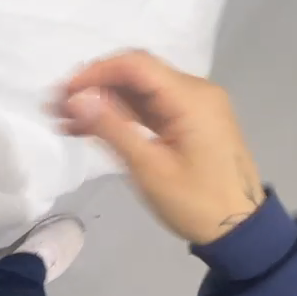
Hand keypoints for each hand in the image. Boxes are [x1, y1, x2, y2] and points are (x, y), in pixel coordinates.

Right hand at [59, 51, 265, 244]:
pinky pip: (152, 110)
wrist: (240, 230)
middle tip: (56, 109)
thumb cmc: (196, 203)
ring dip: (104, 103)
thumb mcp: (148, 168)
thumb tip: (74, 99)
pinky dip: (123, 116)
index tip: (62, 94)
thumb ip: (111, 128)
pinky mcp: (191, 123)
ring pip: (141, 93)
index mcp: (190, 97)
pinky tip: (93, 129)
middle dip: (94, 88)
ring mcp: (195, 107)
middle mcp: (195, 92)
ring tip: (65, 122)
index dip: (94, 73)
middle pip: (137, 75)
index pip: (135, 65)